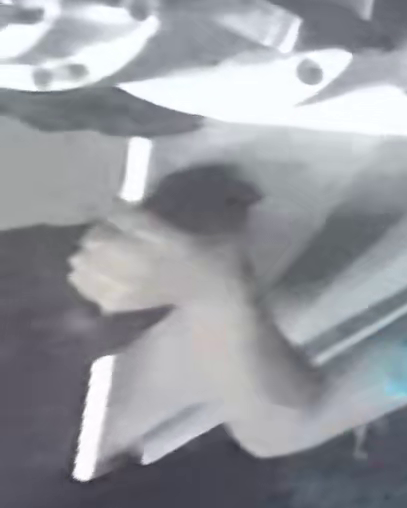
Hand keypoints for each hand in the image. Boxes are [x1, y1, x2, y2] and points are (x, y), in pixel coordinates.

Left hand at [68, 205, 250, 313]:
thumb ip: (193, 219)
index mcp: (171, 242)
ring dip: (90, 253)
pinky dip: (85, 273)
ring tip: (105, 251)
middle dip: (101, 232)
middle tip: (113, 231)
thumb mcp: (221, 233)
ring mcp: (123, 284)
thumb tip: (161, 206)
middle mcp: (142, 262)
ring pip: (83, 261)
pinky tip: (99, 271)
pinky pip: (81, 283)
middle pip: (97, 240)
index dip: (122, 210)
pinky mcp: (112, 300)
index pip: (128, 219)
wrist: (215, 298)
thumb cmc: (223, 260)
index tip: (126, 208)